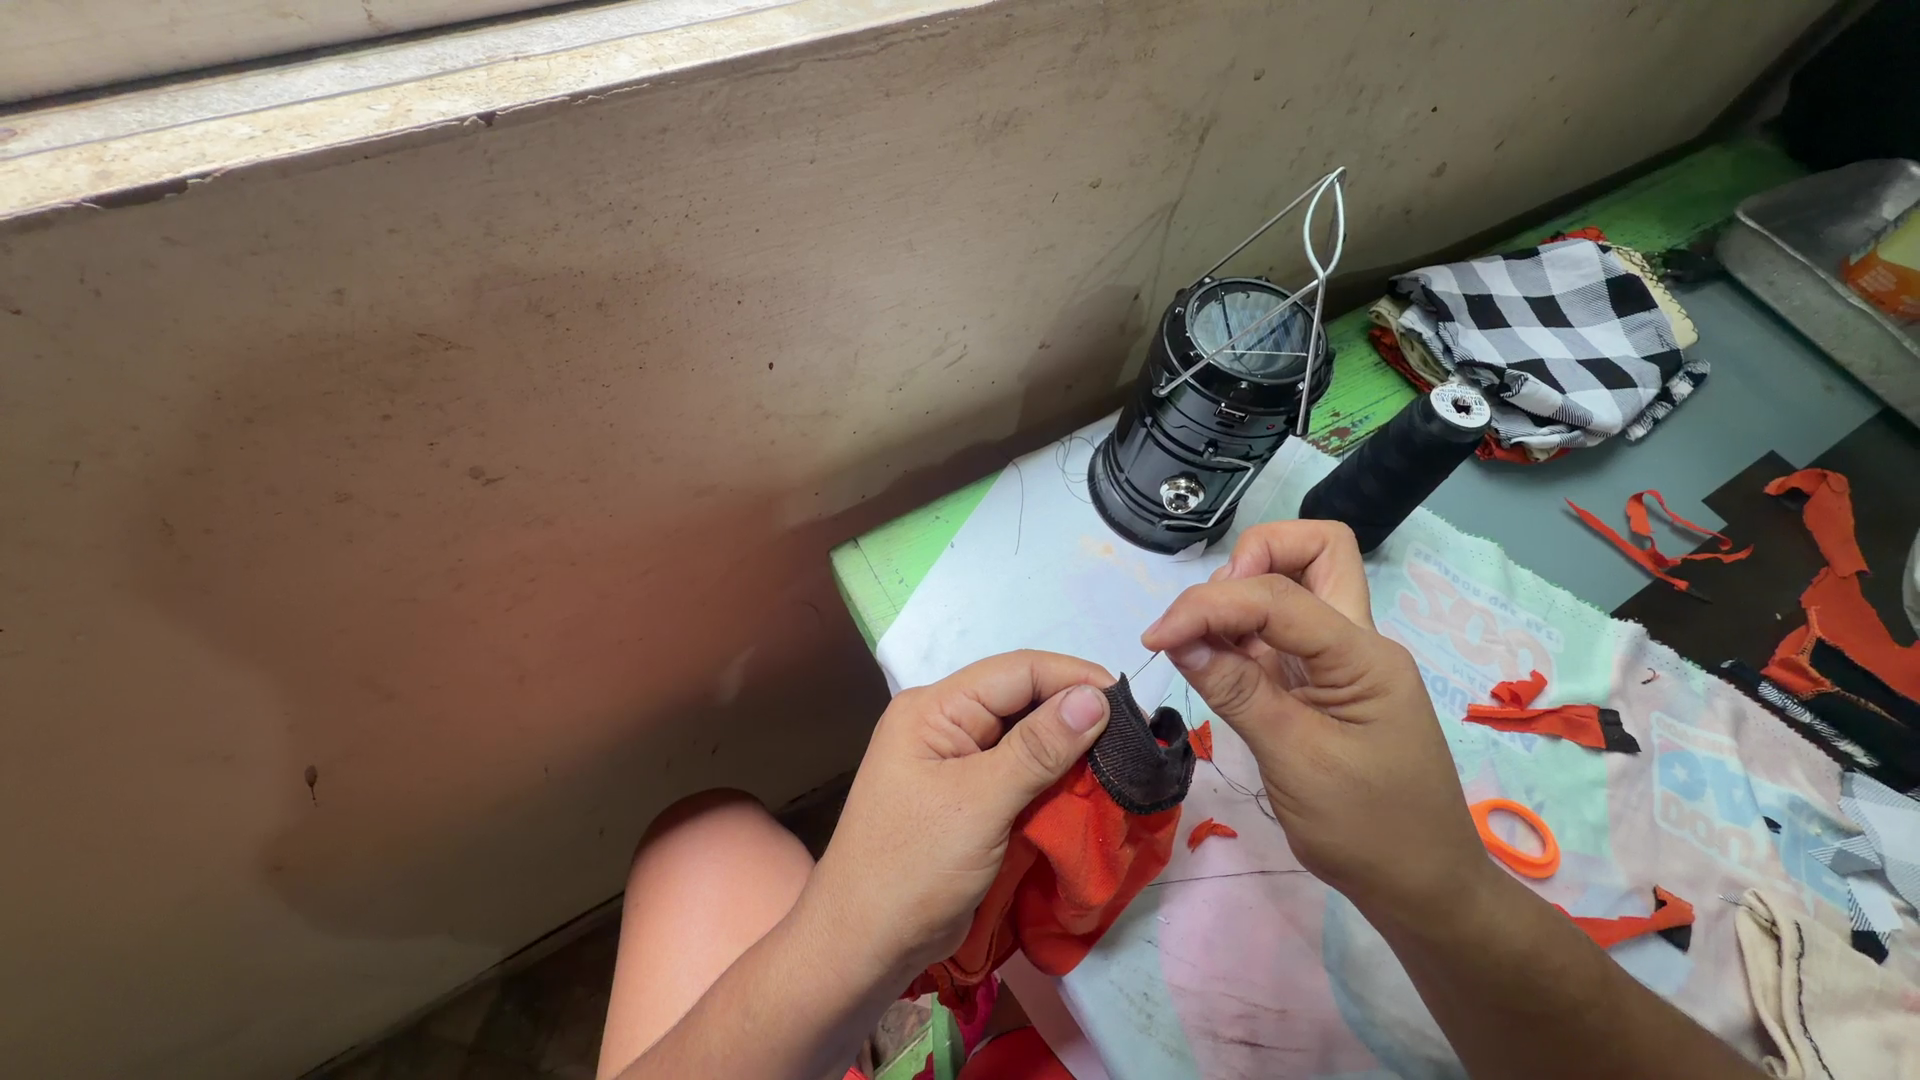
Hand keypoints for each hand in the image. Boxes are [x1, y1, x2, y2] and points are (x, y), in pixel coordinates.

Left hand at [797, 650, 1113, 985]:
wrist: (864, 945)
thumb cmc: (913, 867)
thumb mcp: (980, 803)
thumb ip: (1038, 748)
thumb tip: (1096, 697)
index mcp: (934, 708)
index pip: (1016, 672)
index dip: (1073, 678)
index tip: (1131, 702)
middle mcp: (944, 723)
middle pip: (1021, 698)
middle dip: (1075, 710)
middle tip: (1134, 733)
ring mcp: (954, 759)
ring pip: (1024, 735)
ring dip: (1068, 746)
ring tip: (1120, 756)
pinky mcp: (966, 794)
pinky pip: (1017, 769)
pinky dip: (1052, 775)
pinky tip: (1086, 784)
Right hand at [1140, 521, 1490, 921]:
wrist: (1420, 885)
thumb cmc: (1367, 829)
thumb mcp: (1293, 759)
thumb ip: (1236, 690)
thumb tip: (1177, 638)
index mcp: (1363, 655)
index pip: (1277, 596)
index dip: (1208, 604)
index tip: (1156, 639)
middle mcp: (1357, 639)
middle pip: (1317, 549)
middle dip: (1254, 555)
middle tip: (1207, 612)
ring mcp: (1339, 658)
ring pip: (1297, 582)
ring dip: (1241, 593)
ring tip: (1199, 642)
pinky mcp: (1320, 680)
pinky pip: (1279, 632)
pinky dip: (1240, 631)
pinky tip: (1212, 659)